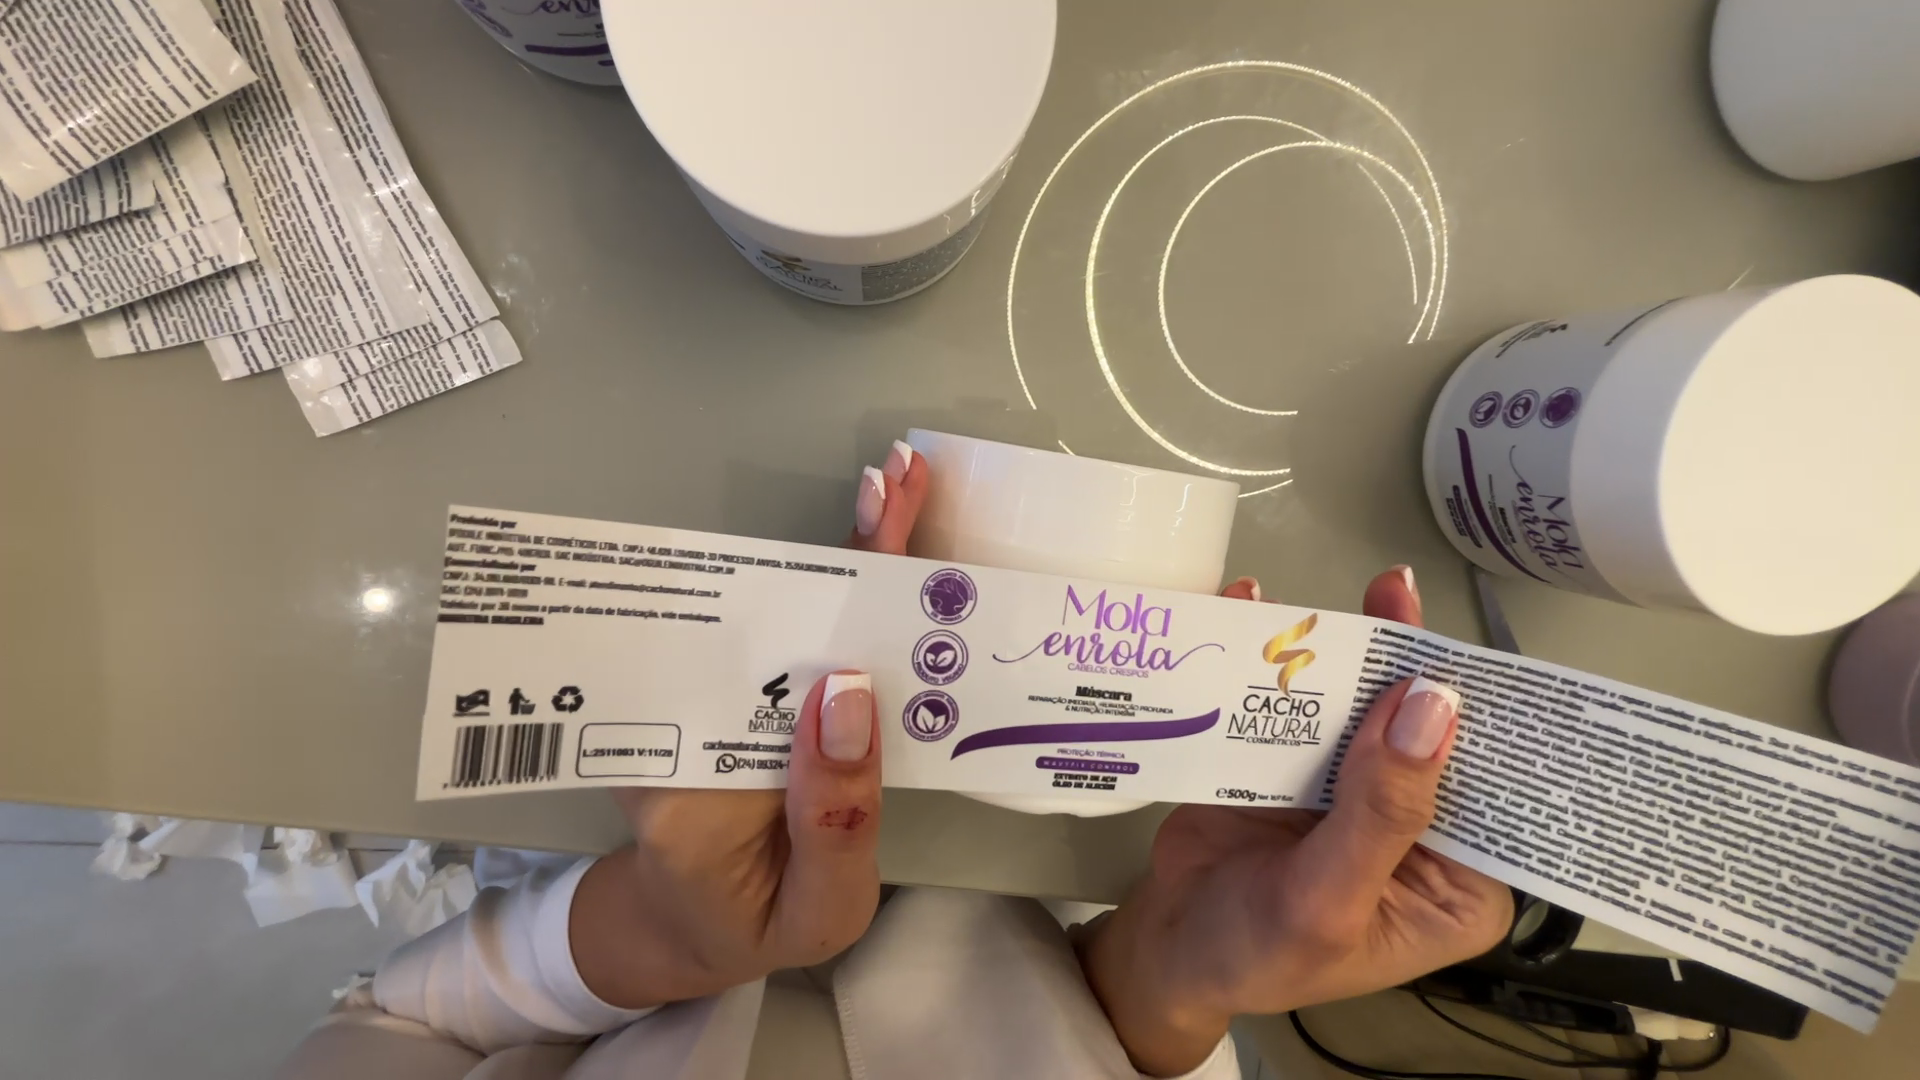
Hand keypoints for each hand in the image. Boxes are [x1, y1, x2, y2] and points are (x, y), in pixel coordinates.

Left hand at [568, 442, 928, 1007]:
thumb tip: (852, 688)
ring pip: (792, 615)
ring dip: (855, 553)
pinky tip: (888, 550)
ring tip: (901, 487)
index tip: (876, 503)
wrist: (686, 927)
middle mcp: (703, 712)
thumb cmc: (747, 924)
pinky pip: (802, 639)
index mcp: (705, 767)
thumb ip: (835, 821)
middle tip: (902, 473)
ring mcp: (725, 698)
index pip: (777, 656)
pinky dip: (849, 591)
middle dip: (851, 542)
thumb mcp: (816, 908)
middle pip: (782, 612)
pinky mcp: (750, 697)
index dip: (841, 578)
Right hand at [1079, 567, 1512, 1074]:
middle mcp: (1405, 823)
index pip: (1485, 788)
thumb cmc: (1258, 952)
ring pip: (1351, 710)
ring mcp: (1341, 789)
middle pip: (1413, 733)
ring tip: (1326, 594)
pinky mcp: (1286, 768)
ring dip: (1337, 654)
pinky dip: (1274, 665)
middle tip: (1391, 587)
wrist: (1167, 945)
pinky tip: (1254, 615)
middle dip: (1401, 664)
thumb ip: (1381, 808)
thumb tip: (1432, 702)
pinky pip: (1290, 710)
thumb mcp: (1328, 898)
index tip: (1457, 644)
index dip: (1476, 715)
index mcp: (1450, 876)